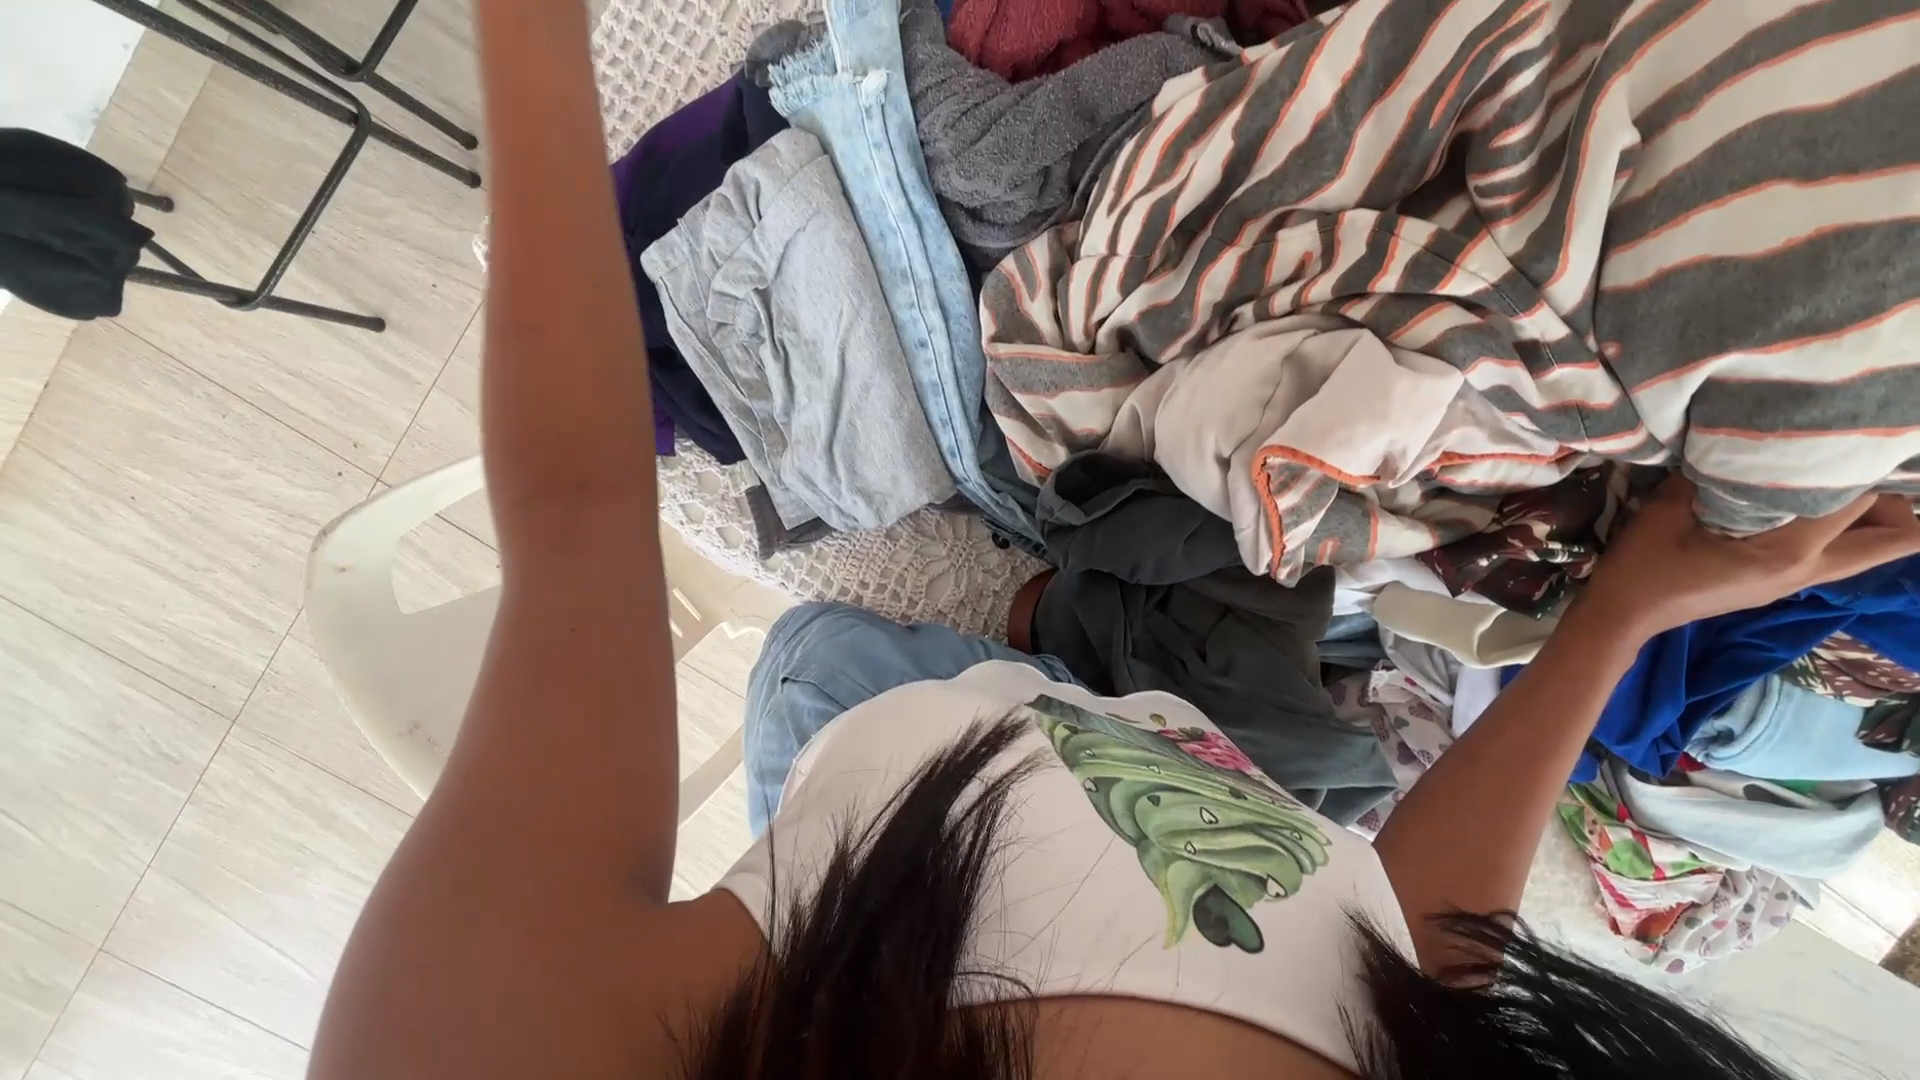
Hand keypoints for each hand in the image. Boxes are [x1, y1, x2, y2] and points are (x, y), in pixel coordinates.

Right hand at [1571, 477, 1919, 640]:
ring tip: (1820, 490)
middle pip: (1899, 540)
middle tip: (1848, 476)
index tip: (1824, 445)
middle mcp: (1807, 570)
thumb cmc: (1640, 568)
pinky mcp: (1777, 585)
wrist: (1621, 615)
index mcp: (1786, 554)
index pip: (1856, 503)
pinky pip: (1832, 554)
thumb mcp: (1662, 515)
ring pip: (1870, 550)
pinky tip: (1785, 512)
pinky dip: (1828, 531)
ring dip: (1861, 519)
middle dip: (1893, 505)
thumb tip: (1722, 452)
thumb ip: (1700, 483)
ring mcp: (1795, 582)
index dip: (1849, 469)